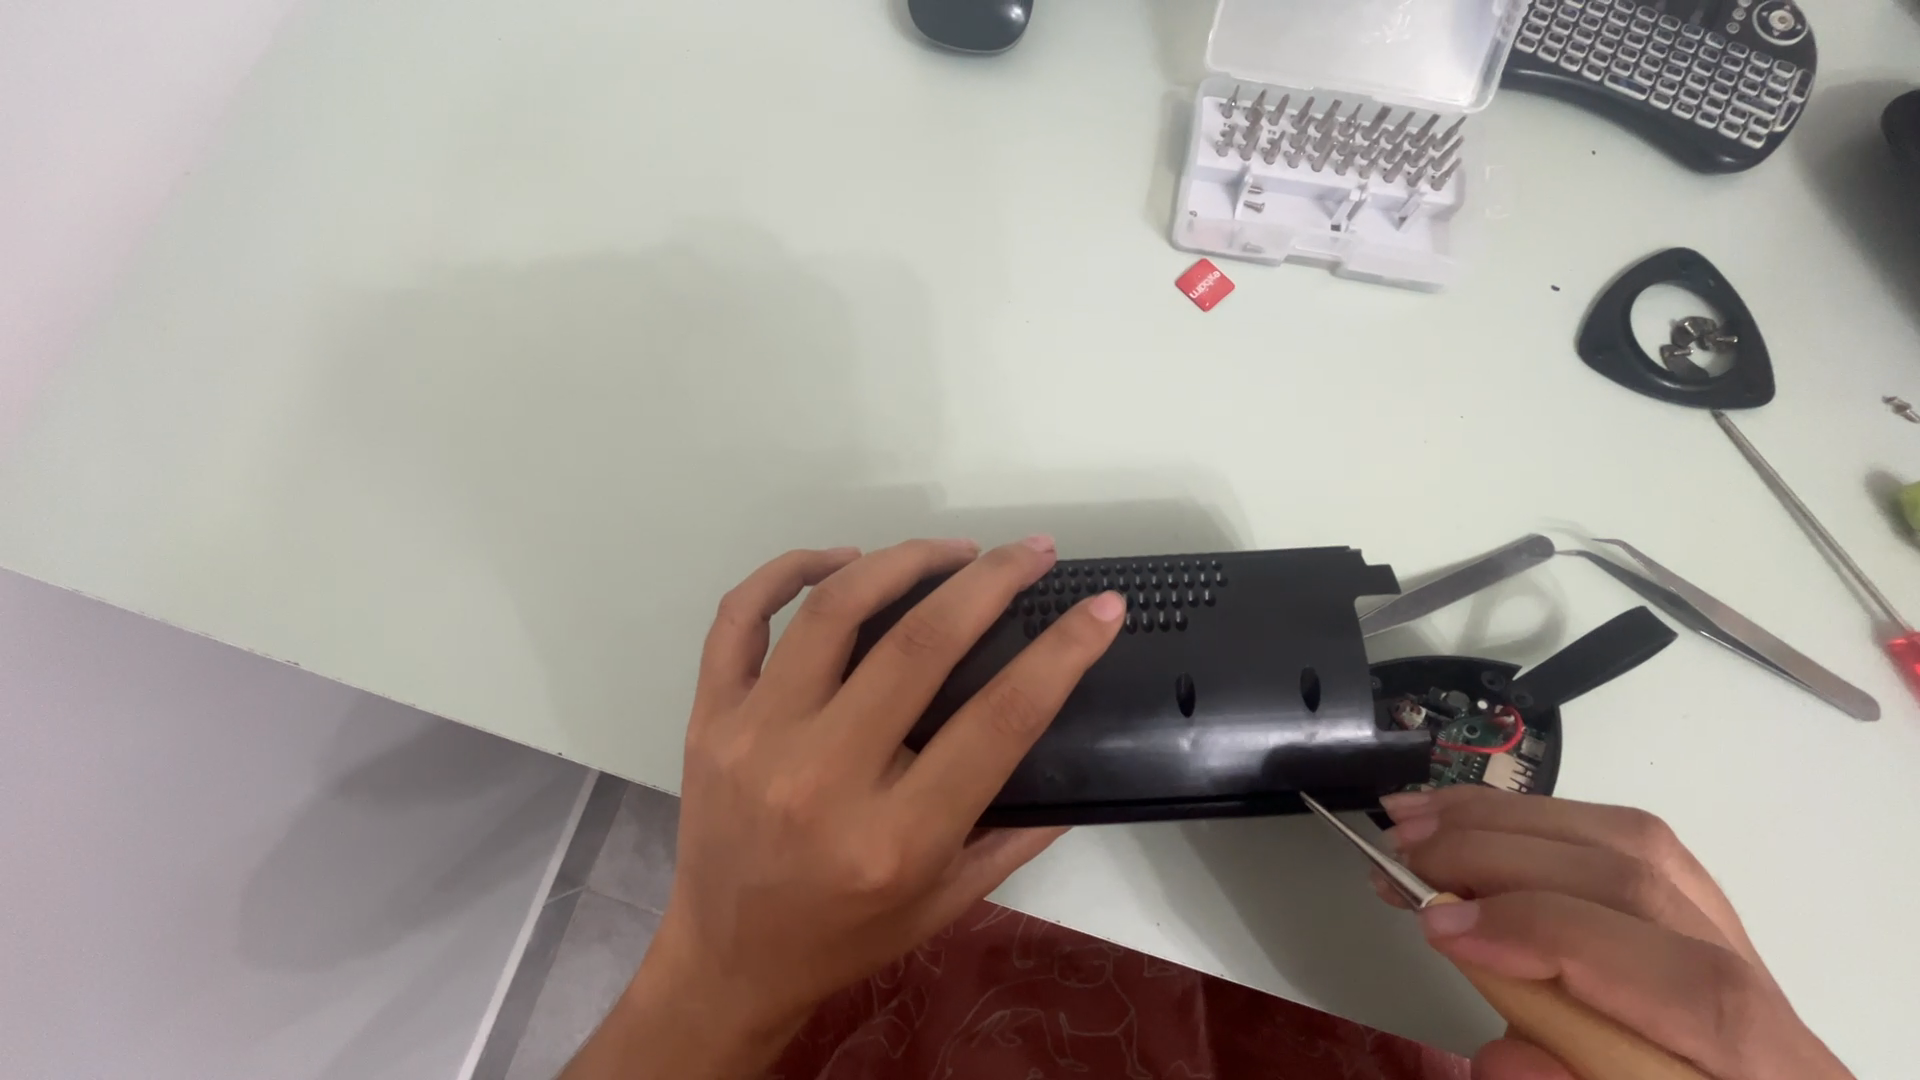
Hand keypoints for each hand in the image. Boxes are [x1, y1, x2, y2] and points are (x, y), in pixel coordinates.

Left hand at [562, 537, 1124, 1079]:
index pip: (1000, 719)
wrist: (727, 962)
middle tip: (1031, 551)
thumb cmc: (848, 935)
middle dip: (991, 580)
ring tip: (952, 551)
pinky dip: (790, 568)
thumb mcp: (951, 900)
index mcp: (897, 837)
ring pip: (833, 609)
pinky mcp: (710, 716)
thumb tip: (1078, 752)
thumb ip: (1020, 830)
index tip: (1102, 607)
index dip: (1063, 652)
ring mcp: (755, 737)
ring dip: (904, 560)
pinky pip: (740, 615)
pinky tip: (843, 558)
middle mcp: (822, 777)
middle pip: (919, 644)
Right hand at [1376, 786, 1853, 1079]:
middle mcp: (1764, 984)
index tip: (1437, 928)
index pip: (1692, 986)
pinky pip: (1606, 826)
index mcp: (1767, 1068)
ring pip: (1627, 837)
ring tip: (1410, 824)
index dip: (1554, 938)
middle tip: (1403, 860)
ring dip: (1495, 818)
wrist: (1678, 1078)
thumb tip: (1499, 1057)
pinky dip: (1513, 812)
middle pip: (1641, 883)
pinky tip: (1450, 813)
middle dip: (1498, 858)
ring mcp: (1722, 925)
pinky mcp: (1676, 888)